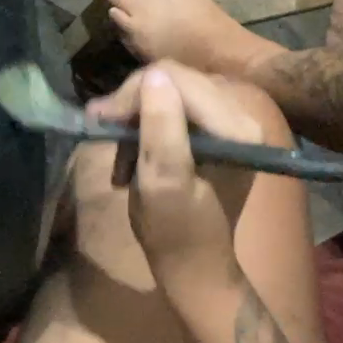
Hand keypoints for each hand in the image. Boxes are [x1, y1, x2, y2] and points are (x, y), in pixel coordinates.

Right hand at [88, 62, 264, 291]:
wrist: (194, 266)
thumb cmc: (175, 230)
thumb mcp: (162, 181)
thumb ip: (161, 127)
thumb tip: (152, 76)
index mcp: (236, 129)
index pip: (176, 79)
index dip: (132, 94)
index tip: (101, 120)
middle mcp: (242, 117)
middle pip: (175, 79)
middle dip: (132, 103)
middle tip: (100, 128)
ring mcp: (231, 123)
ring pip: (171, 90)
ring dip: (136, 116)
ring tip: (114, 146)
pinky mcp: (218, 132)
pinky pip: (175, 106)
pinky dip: (146, 124)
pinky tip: (131, 150)